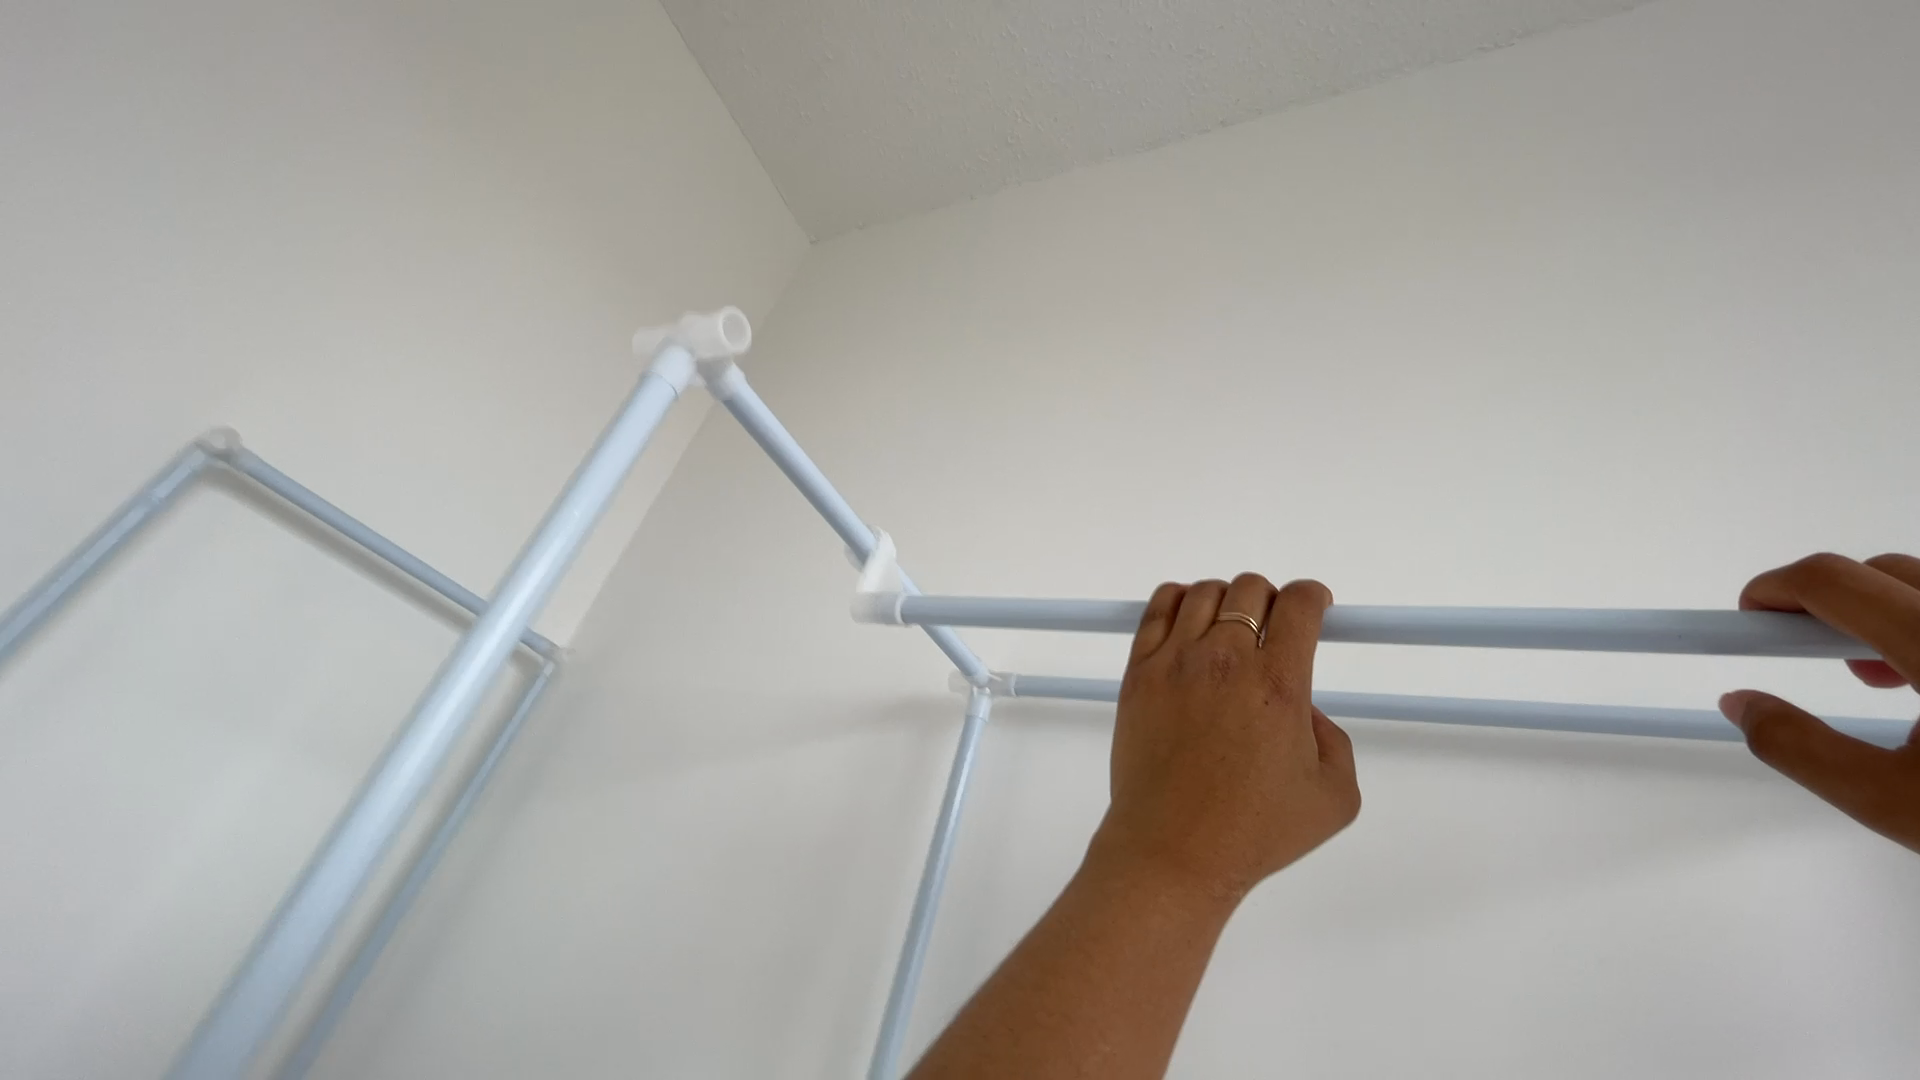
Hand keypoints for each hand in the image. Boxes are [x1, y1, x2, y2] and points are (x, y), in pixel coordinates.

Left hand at [1091, 574, 1360, 902]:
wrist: (1173, 847)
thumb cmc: (1254, 830)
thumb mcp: (1334, 795)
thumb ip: (1334, 739)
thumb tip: (1305, 708)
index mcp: (1277, 685)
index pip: (1297, 604)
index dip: (1312, 596)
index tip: (1314, 606)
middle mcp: (1224, 661)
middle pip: (1249, 589)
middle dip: (1270, 599)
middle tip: (1271, 627)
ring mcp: (1174, 662)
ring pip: (1203, 592)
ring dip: (1225, 599)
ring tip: (1230, 627)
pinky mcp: (1139, 672)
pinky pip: (1157, 609)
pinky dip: (1178, 600)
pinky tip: (1188, 618)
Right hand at [1719, 553, 1919, 852]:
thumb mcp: (1892, 801)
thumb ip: (1796, 745)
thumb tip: (1743, 704)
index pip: (1831, 580)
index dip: (1773, 589)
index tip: (1749, 618)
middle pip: (1888, 571)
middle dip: (1832, 604)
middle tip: (1815, 656)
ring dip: (1891, 613)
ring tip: (1890, 674)